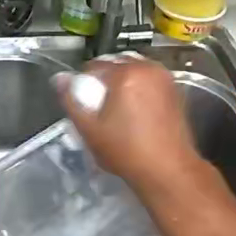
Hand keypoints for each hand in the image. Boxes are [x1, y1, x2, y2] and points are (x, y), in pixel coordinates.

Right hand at [57, 56, 207, 196]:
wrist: (168, 170)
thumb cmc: (126, 151)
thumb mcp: (90, 129)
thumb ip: (71, 100)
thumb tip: (60, 78)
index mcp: (126, 74)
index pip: (94, 66)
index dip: (83, 83)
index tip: (84, 104)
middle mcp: (148, 68)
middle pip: (116, 64)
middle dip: (105, 80)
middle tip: (100, 107)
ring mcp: (165, 78)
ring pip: (134, 70)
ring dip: (122, 82)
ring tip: (117, 109)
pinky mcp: (175, 90)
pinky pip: (149, 80)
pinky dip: (139, 88)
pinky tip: (135, 111)